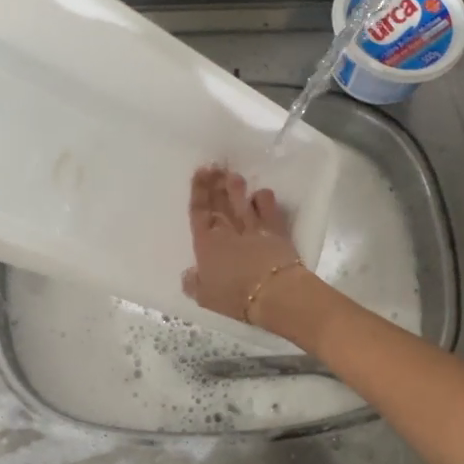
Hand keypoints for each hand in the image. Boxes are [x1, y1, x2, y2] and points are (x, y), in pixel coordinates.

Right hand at [181, 166, 309, 326]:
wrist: (273, 292)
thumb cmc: (234, 296)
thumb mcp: (205, 297)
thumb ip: (193, 284)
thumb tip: (187, 275)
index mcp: (206, 243)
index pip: (199, 212)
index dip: (198, 192)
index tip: (199, 173)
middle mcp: (227, 230)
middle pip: (218, 201)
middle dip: (214, 183)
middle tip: (214, 166)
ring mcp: (252, 227)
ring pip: (241, 201)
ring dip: (236, 187)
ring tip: (233, 175)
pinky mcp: (275, 230)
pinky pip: (268, 208)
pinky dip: (263, 199)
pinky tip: (261, 194)